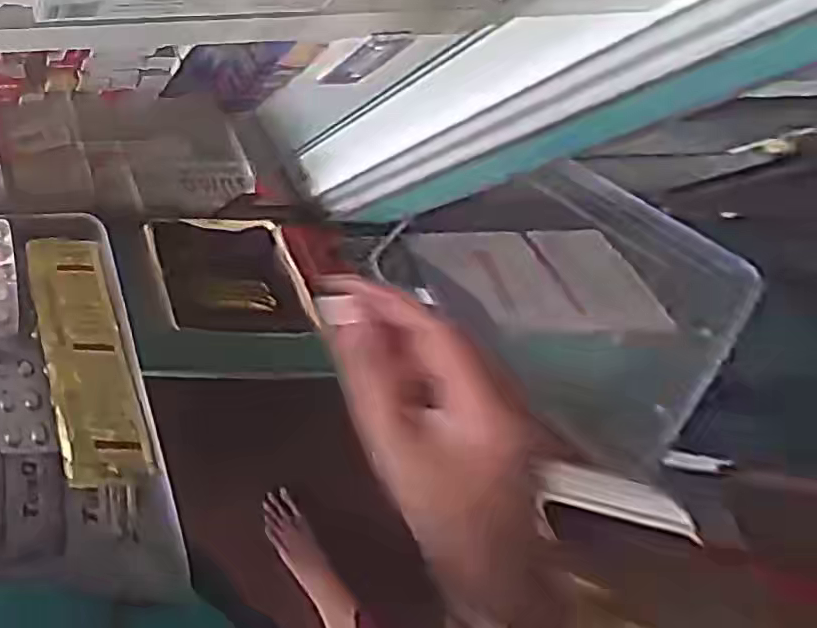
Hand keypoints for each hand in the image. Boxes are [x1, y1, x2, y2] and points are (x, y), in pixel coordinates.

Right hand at [320, 278, 557, 622]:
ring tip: (357, 319)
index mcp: (482, 395)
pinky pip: (454, 370)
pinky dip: (416, 353)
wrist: (481, 567)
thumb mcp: (386, 429)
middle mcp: (505, 396)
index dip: (383, 295)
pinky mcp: (499, 423)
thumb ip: (365, 366)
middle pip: (445, 333)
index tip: (340, 279)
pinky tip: (389, 358)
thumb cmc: (431, 502)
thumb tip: (344, 310)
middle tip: (343, 296)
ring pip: (451, 350)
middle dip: (391, 308)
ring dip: (402, 329)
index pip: (431, 324)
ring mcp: (508, 411)